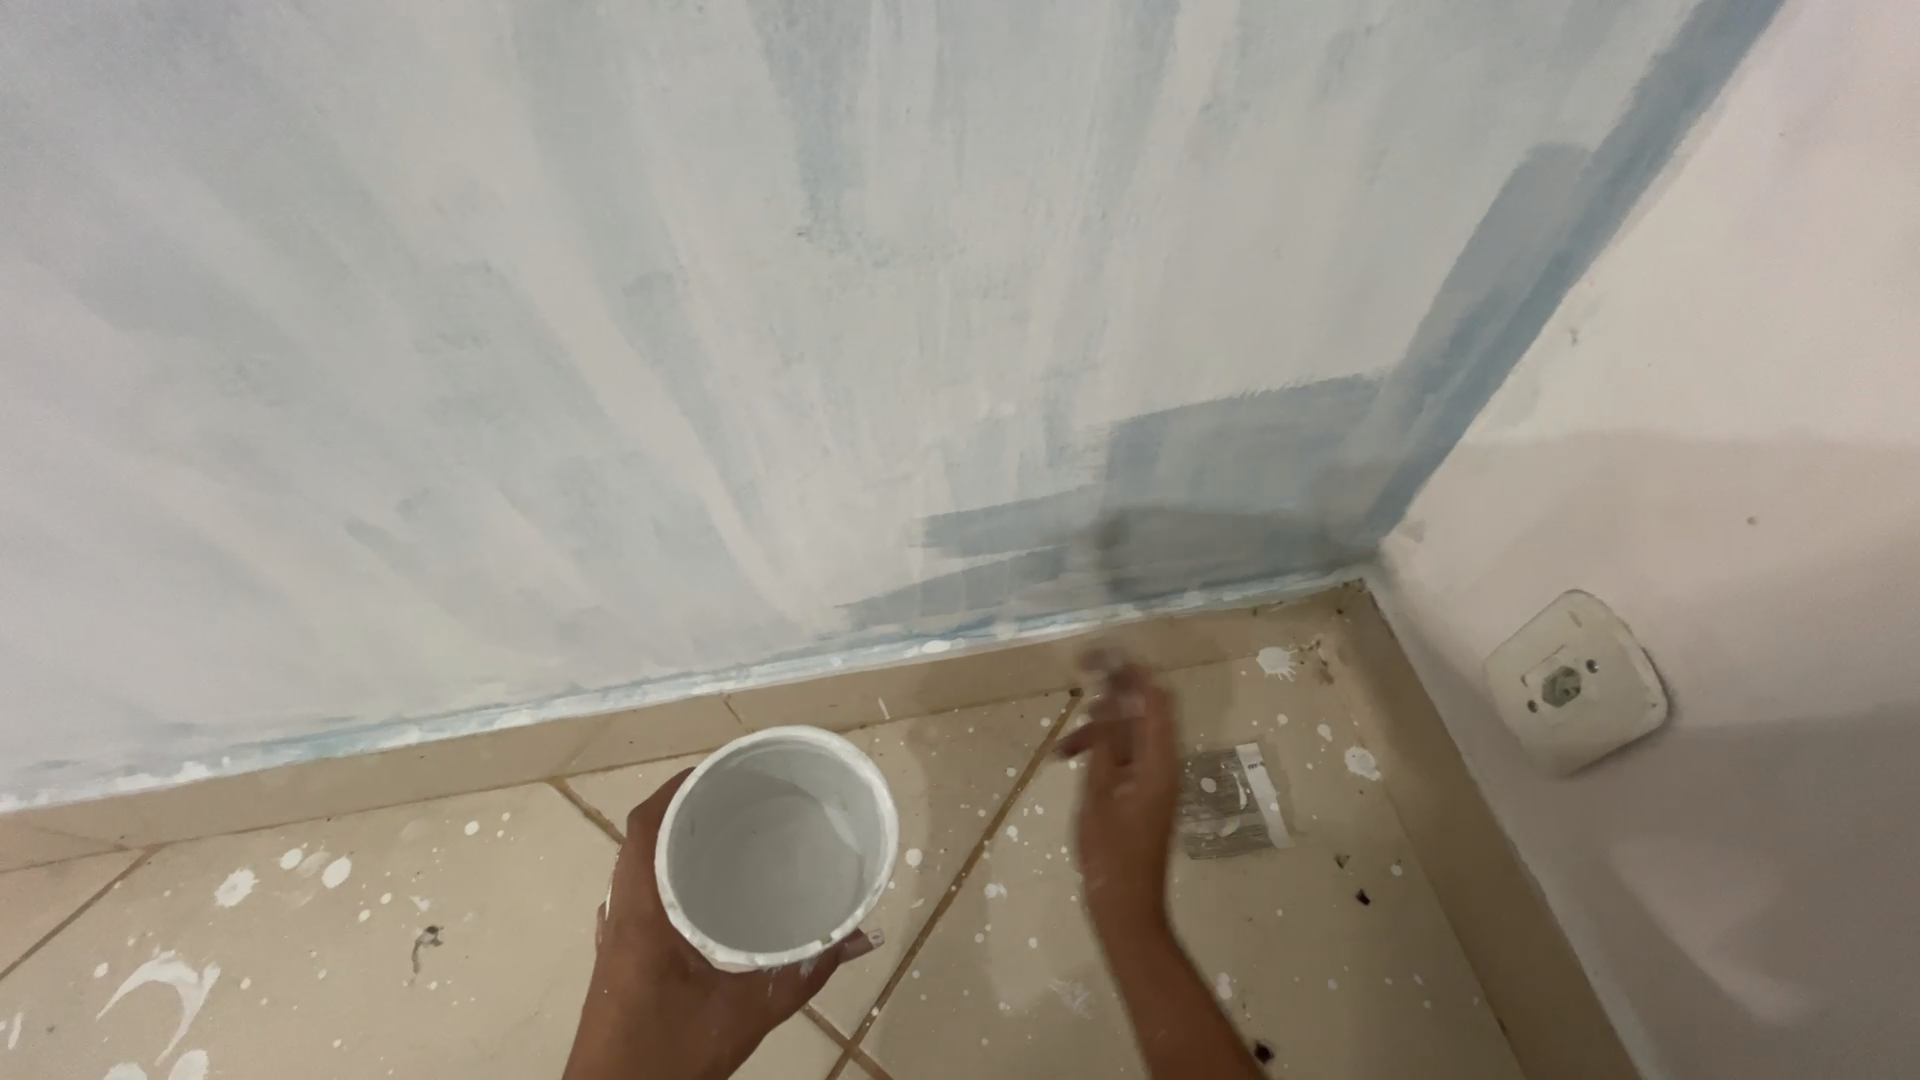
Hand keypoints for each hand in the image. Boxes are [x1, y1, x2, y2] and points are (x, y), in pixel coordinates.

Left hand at [564, 769, 879, 1079]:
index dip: (676, 788)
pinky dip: (667, 872)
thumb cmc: (671, 1055)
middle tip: (736, 792)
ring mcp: (616, 936)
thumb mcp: (748, 1012)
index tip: (720, 768)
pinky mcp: (619, 957)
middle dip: (684, 807)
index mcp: (642, 912)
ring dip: (673, 839)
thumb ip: (806, 971)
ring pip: (637, 866)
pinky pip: (639, 892)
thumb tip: (863, 936)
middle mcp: (622, 914)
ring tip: (725, 826)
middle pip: (640, 838)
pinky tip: (705, 887)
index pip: (644, 827)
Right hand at [1056, 651, 1180, 939]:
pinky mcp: (1140, 792)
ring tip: (1062, 744)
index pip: (1155, 696)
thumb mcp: (1099, 789)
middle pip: (1143, 709)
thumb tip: (1106, 691)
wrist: (1124, 907)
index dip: (1130, 669)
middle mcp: (1163, 762)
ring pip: (1127, 734)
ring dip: (1097, 728)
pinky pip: (1122, 756)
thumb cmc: (1111, 850)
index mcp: (1160, 759)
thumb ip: (1104, 738)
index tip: (1097, 654)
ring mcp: (1153, 778)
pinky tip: (1067, 761)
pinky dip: (1098, 752)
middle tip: (1081, 674)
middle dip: (1112, 689)